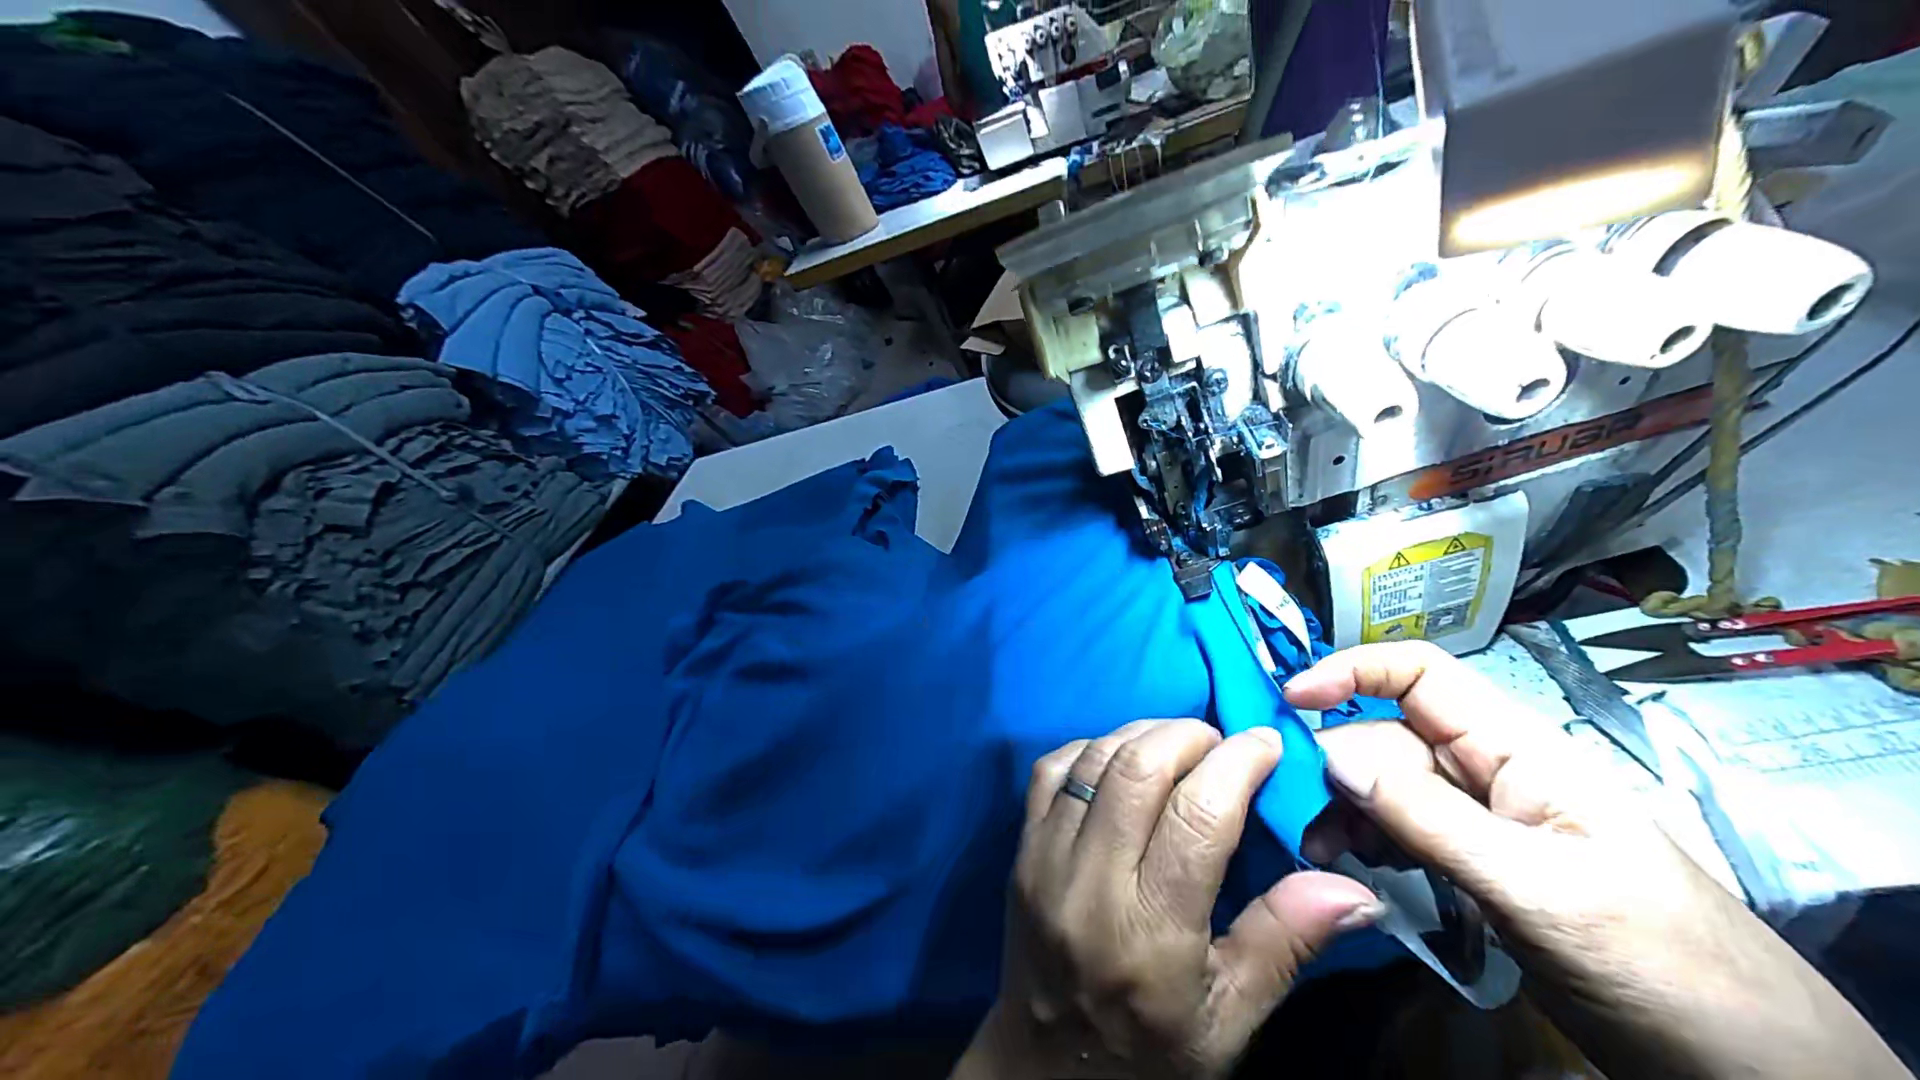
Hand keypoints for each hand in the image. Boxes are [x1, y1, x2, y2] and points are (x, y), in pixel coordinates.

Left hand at [954, 719, 1384, 1079]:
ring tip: (1178, 743)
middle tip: (1221, 743)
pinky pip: (1049, 770)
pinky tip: (1120, 759)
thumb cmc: (1150, 1049)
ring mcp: (1044, 858)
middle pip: (1138, 770)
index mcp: (1151, 929)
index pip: (1197, 817)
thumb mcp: (1229, 1018)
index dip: (1237, 764)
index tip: (1267, 743)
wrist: (1047, 1066)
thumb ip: (1284, 941)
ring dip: (1142, 733)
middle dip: (1188, 736)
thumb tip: (1354, 888)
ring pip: (1093, 759)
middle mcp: (1089, 881)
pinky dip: (1090, 748)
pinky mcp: (1020, 848)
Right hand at [1288, 641, 1909, 1079]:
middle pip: (1386, 737)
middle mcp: (1487, 772)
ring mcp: (1476, 820)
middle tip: (1300, 813)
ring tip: (1319, 851)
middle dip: (1337, 765)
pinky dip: (1363, 842)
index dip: (1353, 670)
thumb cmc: (1661, 959)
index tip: (1292, 697)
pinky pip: (1396, 832)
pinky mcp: (1468, 864)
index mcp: (1516, 750)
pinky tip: (1350, 867)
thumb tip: (1329, 751)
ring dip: (1342, 810)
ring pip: (1382, 787)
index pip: (1421, 675)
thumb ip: (1428, 816)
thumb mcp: (1537, 885)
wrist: (1749, 1070)